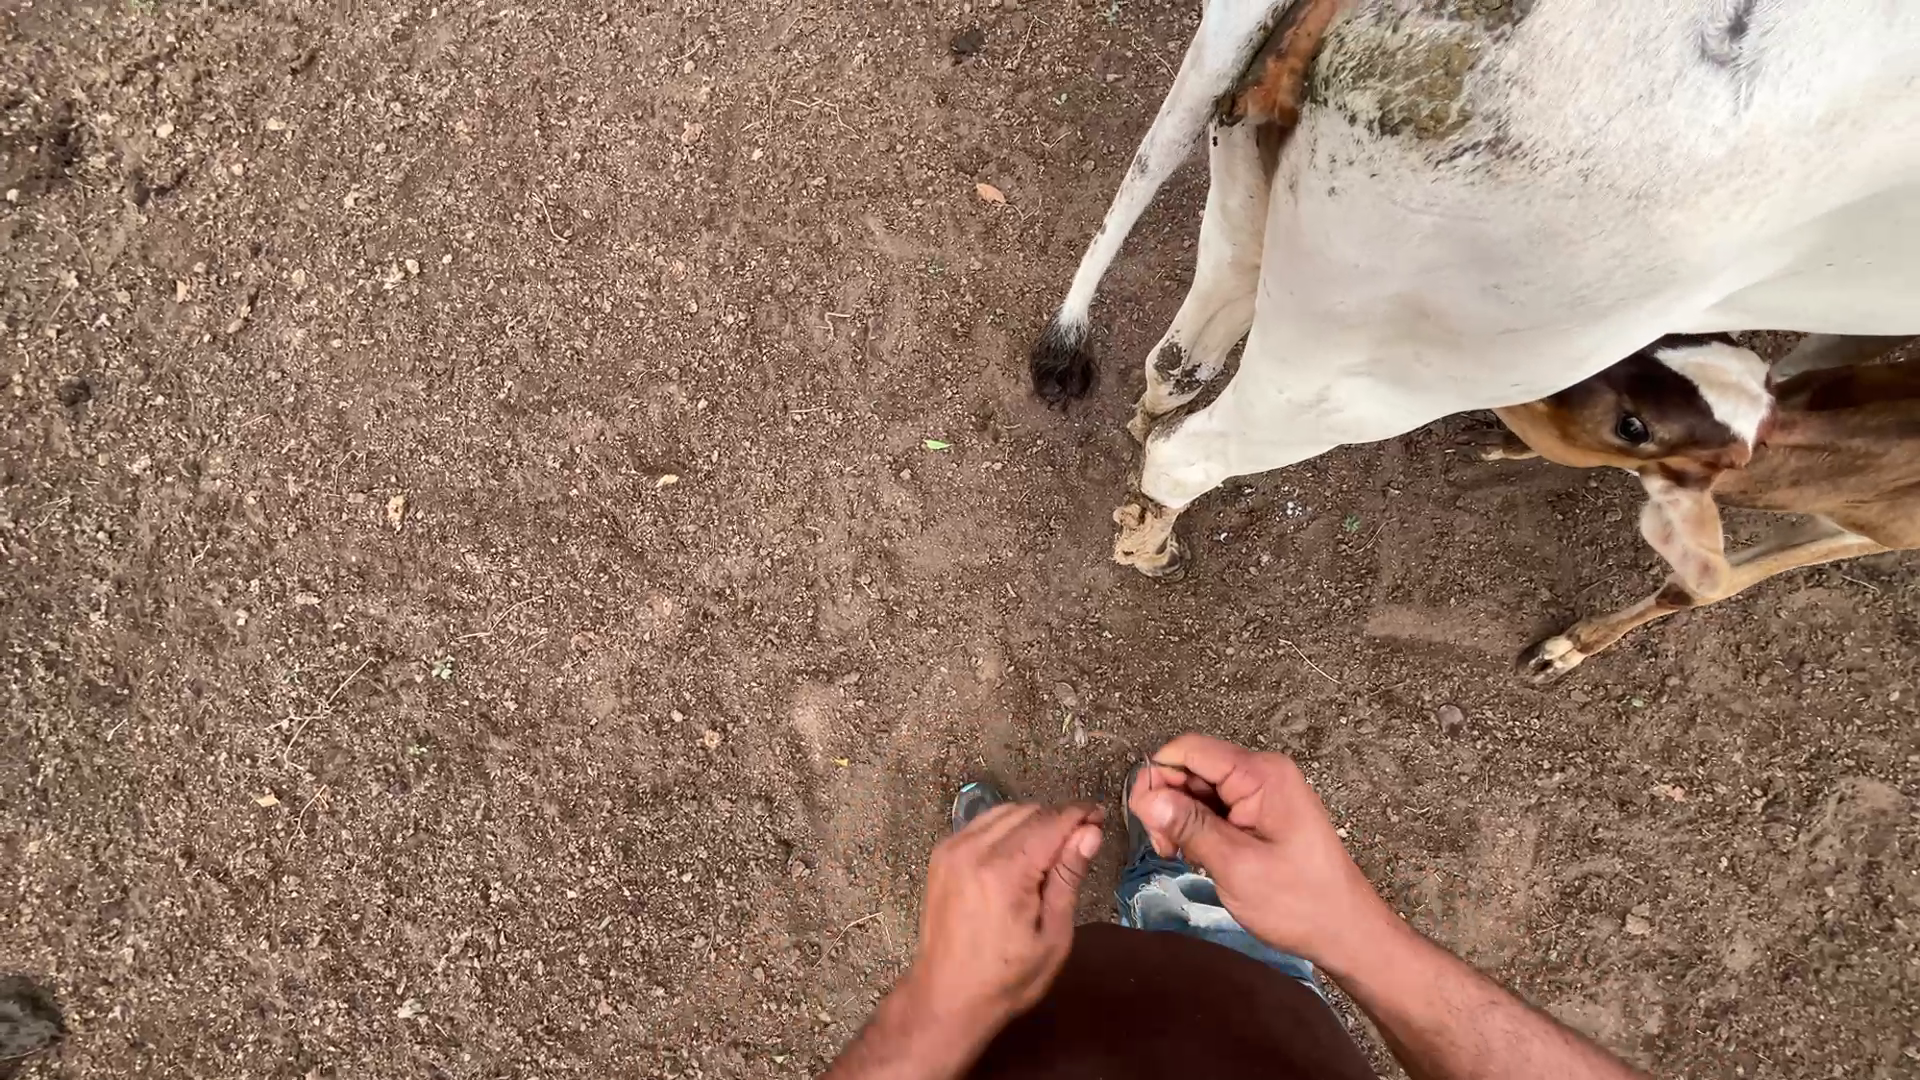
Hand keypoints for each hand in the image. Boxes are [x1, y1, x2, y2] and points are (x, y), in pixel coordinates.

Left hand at [899, 803, 1104, 1040]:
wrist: (947, 997)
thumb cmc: (1007, 978)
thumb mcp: (1052, 936)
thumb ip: (1069, 877)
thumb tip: (1090, 832)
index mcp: (1004, 872)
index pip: (1050, 822)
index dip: (1079, 814)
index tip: (1099, 814)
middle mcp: (975, 849)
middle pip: (1029, 812)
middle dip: (1058, 819)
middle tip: (1080, 839)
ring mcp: (953, 847)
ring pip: (1005, 811)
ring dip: (1033, 820)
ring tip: (1051, 848)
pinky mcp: (942, 852)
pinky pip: (983, 822)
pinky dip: (1006, 826)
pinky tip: (1018, 851)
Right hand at [1128, 735, 1390, 972]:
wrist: (1348, 935)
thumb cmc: (1298, 903)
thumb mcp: (1236, 866)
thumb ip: (1189, 826)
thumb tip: (1145, 797)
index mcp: (1260, 773)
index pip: (1189, 749)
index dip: (1158, 775)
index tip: (1146, 817)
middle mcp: (1260, 771)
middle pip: (1190, 767)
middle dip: (1168, 802)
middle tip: (1165, 847)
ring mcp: (1260, 789)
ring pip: (1197, 787)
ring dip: (1179, 818)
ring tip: (1181, 855)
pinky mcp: (1258, 809)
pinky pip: (1213, 803)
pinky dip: (1196, 826)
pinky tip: (1197, 854)